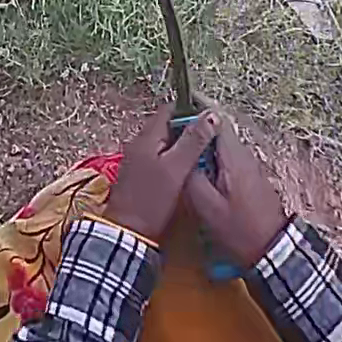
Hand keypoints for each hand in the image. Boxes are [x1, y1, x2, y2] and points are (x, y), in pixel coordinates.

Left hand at [101, 106, 218, 240]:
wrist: (129, 230)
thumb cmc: (152, 198)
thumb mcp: (176, 168)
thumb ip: (192, 141)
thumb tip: (210, 116)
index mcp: (147, 137)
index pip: (169, 110)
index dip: (190, 110)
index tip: (210, 118)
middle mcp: (140, 142)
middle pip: (167, 125)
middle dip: (188, 128)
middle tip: (212, 136)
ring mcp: (138, 158)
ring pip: (165, 142)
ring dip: (183, 144)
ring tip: (205, 151)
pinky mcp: (141, 172)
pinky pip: (161, 155)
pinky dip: (175, 157)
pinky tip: (188, 167)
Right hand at [180, 113, 288, 266]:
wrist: (273, 252)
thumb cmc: (240, 230)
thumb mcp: (207, 206)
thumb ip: (192, 176)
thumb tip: (181, 157)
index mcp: (234, 157)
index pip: (216, 119)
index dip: (195, 111)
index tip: (176, 111)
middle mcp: (244, 155)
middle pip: (216, 130)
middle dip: (194, 130)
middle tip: (172, 138)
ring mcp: (248, 165)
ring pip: (220, 145)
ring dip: (201, 147)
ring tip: (181, 155)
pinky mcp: (249, 176)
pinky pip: (225, 158)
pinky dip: (210, 160)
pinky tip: (198, 174)